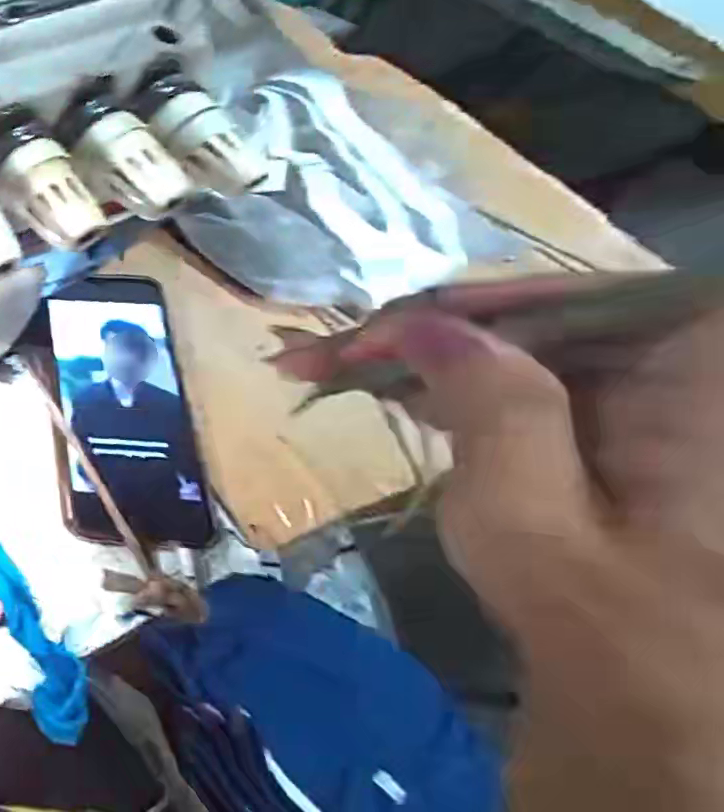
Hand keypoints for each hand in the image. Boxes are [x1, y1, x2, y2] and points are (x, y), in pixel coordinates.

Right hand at [286, 277, 723, 808]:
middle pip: (546, 321)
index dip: (508, 294)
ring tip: (323, 365)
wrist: (650, 714)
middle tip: (329, 348)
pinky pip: (517, 381)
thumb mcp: (532, 519)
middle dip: (431, 326)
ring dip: (418, 350)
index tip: (405, 325)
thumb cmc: (599, 624)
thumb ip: (494, 409)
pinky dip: (442, 379)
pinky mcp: (599, 438)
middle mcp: (684, 397)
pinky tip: (379, 389)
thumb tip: (426, 323)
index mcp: (706, 409)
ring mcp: (641, 417)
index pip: (618, 299)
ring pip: (519, 348)